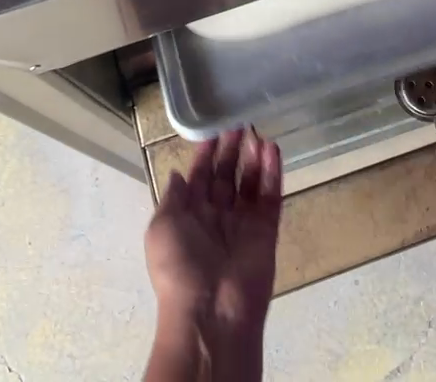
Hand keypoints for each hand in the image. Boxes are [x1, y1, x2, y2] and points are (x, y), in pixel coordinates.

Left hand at [146, 128, 282, 332]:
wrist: (211, 311)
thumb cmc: (178, 267)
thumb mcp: (161, 228)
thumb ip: (173, 198)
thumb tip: (177, 173)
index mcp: (189, 217)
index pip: (199, 178)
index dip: (206, 155)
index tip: (214, 130)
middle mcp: (217, 217)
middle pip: (226, 177)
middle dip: (231, 152)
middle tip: (240, 125)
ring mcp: (243, 223)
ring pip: (250, 183)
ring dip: (254, 158)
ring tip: (259, 133)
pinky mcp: (266, 230)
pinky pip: (270, 196)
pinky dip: (272, 173)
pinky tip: (273, 149)